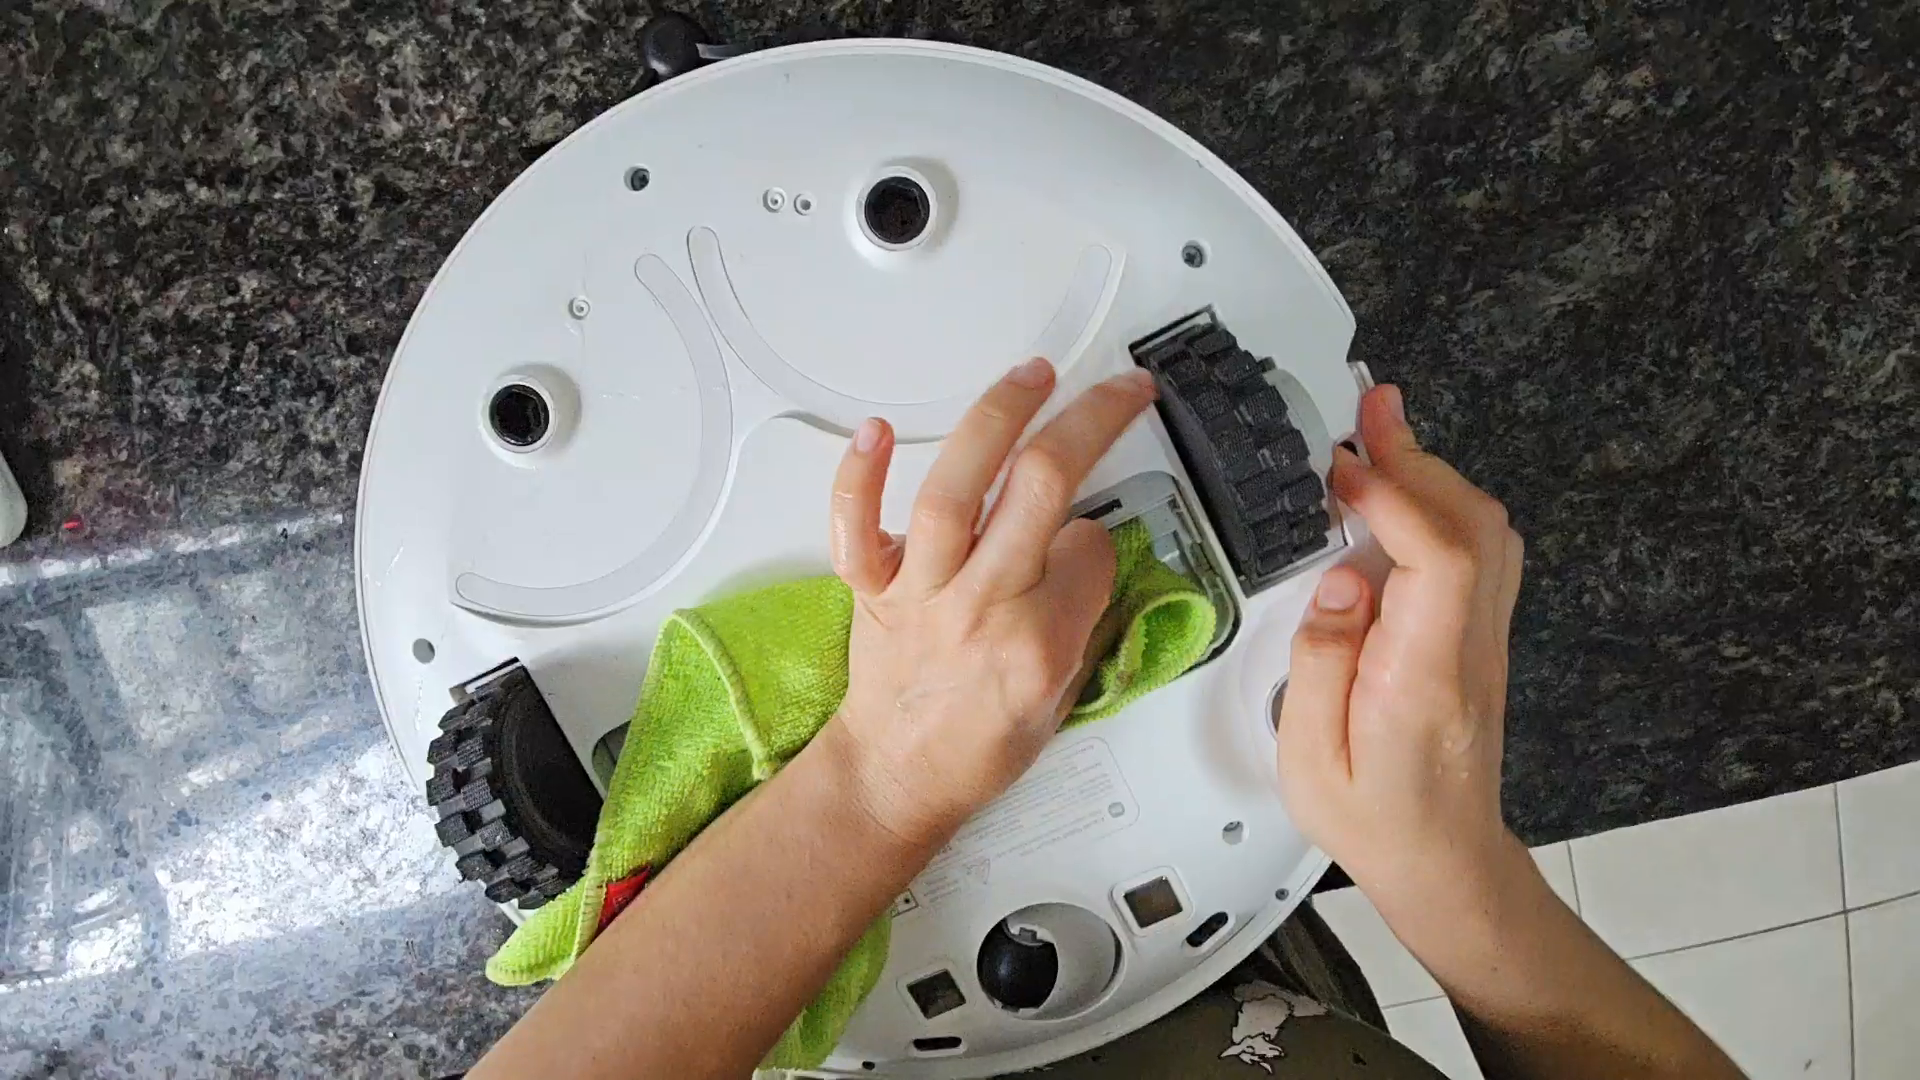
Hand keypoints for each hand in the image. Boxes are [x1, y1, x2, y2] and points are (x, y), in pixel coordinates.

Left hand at [824, 358, 1157, 848]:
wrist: (897, 776)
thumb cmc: (980, 748)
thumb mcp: (1062, 695)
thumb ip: (1079, 614)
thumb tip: (1078, 544)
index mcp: (1042, 641)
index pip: (1090, 548)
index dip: (1097, 530)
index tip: (1085, 533)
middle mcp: (983, 606)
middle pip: (1041, 491)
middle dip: (1089, 423)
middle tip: (1116, 389)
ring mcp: (921, 593)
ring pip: (956, 493)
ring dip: (997, 420)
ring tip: (1032, 377)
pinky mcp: (872, 589)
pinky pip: (855, 530)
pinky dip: (860, 479)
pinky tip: (877, 430)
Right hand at [1275, 384, 1525, 912]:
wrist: (1441, 858)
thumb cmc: (1371, 815)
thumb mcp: (1311, 757)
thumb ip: (1322, 663)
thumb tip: (1341, 582)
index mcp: (1422, 677)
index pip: (1440, 562)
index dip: (1397, 498)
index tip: (1344, 466)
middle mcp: (1468, 647)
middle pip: (1473, 529)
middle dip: (1419, 457)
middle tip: (1371, 407)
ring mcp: (1482, 639)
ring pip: (1484, 532)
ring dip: (1431, 472)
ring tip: (1381, 430)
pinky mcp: (1474, 636)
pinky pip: (1476, 551)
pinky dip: (1439, 502)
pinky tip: (1401, 488)